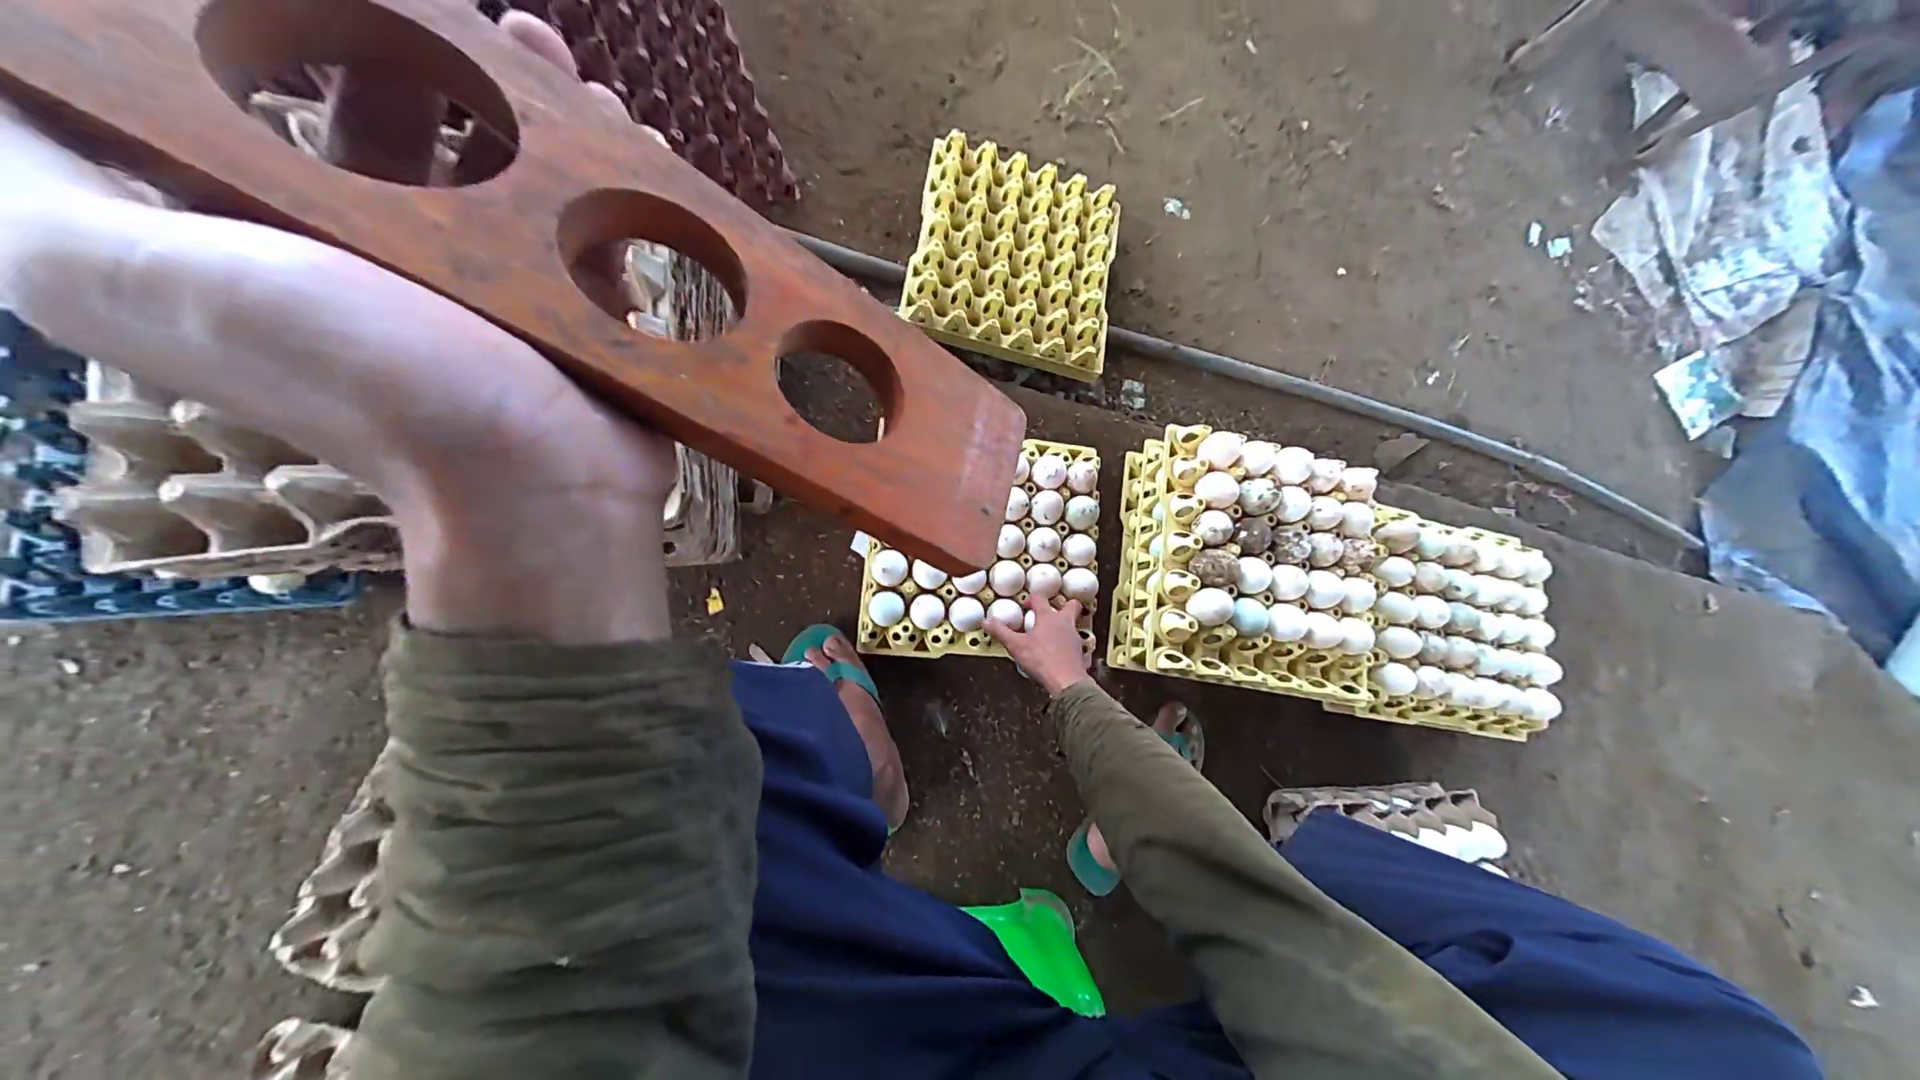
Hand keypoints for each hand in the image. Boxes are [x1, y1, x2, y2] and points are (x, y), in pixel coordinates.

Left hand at [0, 15, 676, 642]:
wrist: (538, 487)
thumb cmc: (366, 383)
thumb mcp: (122, 272)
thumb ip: (29, 176)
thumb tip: (9, 68)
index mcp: (284, 234)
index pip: (269, 97)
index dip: (298, 24)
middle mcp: (391, 260)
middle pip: (407, 124)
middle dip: (438, 54)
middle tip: (490, 24)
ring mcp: (500, 288)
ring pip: (512, 168)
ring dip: (539, 109)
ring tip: (566, 71)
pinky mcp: (580, 312)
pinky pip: (590, 226)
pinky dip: (610, 182)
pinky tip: (631, 144)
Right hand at [986, 595, 1093, 695]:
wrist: (1067, 681)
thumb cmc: (1041, 659)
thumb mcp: (1016, 645)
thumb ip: (1001, 631)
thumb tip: (987, 621)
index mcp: (1048, 617)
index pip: (1040, 599)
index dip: (1031, 599)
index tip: (1026, 605)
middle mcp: (1065, 623)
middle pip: (1070, 605)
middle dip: (1063, 605)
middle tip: (1051, 612)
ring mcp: (1075, 637)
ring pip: (1073, 624)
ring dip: (1064, 626)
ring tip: (1051, 635)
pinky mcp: (1080, 652)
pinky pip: (1075, 643)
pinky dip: (1068, 644)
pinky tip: (1059, 653)